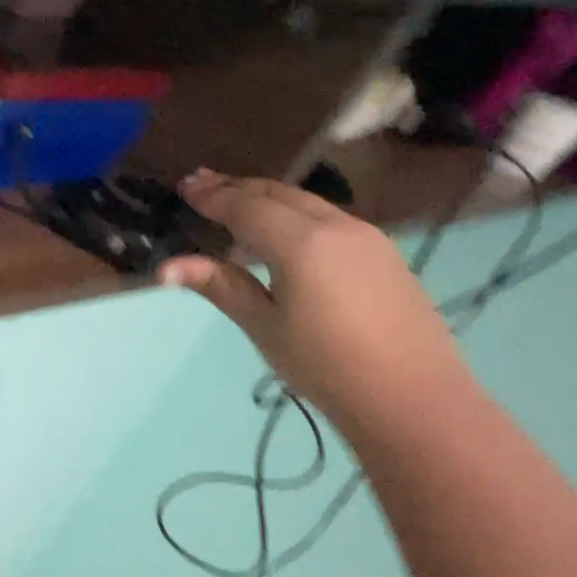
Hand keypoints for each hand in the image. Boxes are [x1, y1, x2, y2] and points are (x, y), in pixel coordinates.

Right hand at [157, 169, 471, 433]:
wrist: (409, 393)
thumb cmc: (323, 363)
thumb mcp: (262, 325)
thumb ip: (220, 286)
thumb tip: (167, 268)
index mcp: (302, 243)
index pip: (247, 208)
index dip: (213, 197)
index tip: (184, 186)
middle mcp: (337, 227)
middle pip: (280, 195)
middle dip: (238, 187)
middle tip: (201, 183)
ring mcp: (366, 238)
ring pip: (307, 203)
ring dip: (267, 197)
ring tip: (235, 199)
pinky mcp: (381, 254)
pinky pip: (328, 219)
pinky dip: (293, 213)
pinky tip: (280, 229)